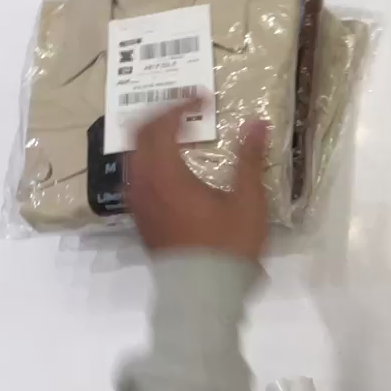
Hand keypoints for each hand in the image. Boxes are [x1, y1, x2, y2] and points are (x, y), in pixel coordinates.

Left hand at [127, 99, 268, 260]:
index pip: (161, 125)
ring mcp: (139, 203)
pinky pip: (137, 178)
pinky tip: (172, 171)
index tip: (202, 97)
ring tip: (176, 136)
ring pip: (134, 157)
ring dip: (152, 139)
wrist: (203, 293)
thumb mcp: (247, 201)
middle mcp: (144, 184)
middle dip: (160, 116)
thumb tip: (256, 124)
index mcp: (167, 174)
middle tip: (185, 109)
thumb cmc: (227, 245)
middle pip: (139, 135)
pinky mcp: (141, 220)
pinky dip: (150, 162)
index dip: (179, 104)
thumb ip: (249, 159)